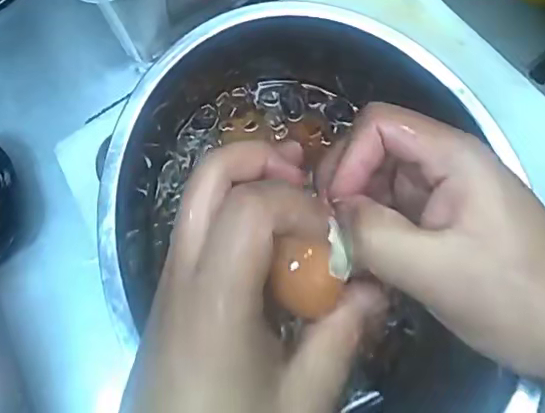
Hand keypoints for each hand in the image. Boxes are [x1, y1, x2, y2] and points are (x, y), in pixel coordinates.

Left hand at [123, 141, 387, 412]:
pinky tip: (268, 239)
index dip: (298, 205)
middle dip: (257, 157)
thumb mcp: (298, 401)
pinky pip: (199, 219)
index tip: (333, 233)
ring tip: (291, 192)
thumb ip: (338, 337)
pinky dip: (232, 207)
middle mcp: (183, 264)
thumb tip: (374, 286)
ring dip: (244, 177)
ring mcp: (170, 269)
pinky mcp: (170, 282)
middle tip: (303, 172)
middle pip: (209, 174)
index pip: (250, 206)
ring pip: (199, 190)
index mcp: (214, 292)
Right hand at [315, 103, 544, 383]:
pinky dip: (378, 226)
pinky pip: (398, 205)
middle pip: (376, 146)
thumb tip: (330, 216)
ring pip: (383, 177)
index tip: (336, 206)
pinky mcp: (449, 216)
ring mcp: (450, 188)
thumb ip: (375, 237)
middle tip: (332, 227)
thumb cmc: (518, 301)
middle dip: (348, 182)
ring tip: (348, 247)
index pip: (378, 124)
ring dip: (361, 207)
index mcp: (453, 155)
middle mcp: (449, 160)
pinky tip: (372, 258)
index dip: (349, 158)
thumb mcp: (438, 274)